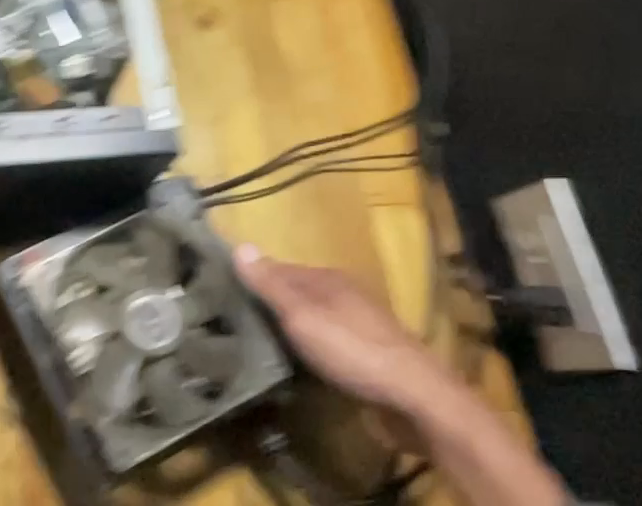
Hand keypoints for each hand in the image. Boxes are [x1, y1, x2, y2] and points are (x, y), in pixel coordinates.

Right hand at [233, 246, 451, 414]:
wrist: (417, 397)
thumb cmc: (352, 349)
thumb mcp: (301, 315)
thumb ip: (270, 284)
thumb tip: (239, 244)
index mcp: (327, 277)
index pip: (278, 268)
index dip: (253, 279)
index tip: (225, 294)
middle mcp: (344, 293)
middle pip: (297, 292)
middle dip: (273, 303)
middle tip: (238, 322)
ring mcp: (361, 323)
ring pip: (315, 317)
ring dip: (293, 327)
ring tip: (264, 344)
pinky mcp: (371, 353)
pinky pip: (330, 341)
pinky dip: (313, 346)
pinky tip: (302, 362)